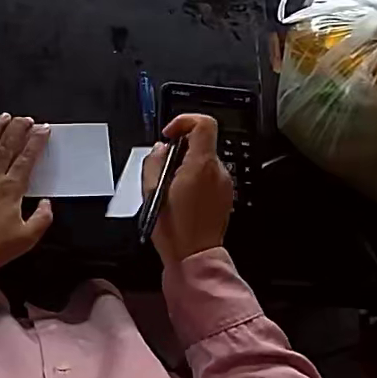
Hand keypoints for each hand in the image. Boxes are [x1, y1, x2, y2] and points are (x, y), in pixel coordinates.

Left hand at [0, 114, 53, 272]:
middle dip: (18, 128)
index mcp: (11, 190)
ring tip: (5, 117)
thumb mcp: (26, 239)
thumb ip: (41, 219)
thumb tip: (46, 204)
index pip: (26, 158)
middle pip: (7, 146)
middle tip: (26, 119)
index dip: (36, 141)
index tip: (43, 130)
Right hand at [141, 114, 234, 264]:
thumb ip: (154, 161)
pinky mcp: (225, 195)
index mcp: (201, 166)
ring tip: (170, 187)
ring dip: (187, 165)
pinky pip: (210, 176)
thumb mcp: (151, 190)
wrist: (194, 256)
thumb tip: (159, 149)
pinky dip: (195, 178)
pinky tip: (182, 197)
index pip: (203, 124)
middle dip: (180, 150)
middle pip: (202, 143)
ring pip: (205, 160)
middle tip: (163, 168)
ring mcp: (224, 184)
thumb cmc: (174, 229)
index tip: (170, 134)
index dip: (184, 122)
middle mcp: (218, 171)